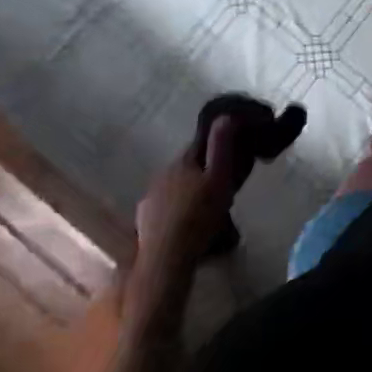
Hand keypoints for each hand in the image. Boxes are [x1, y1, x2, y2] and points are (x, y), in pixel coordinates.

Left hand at [134, 117, 237, 275]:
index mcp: (182, 162)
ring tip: (203, 212)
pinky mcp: (144, 218)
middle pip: (186, 168)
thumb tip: (225, 115)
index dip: (214, 152)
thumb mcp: (220, 178)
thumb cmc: (199, 215)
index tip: (227, 162)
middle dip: (200, 175)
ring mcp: (150, 197)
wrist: (167, 256)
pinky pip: (163, 208)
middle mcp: (163, 173)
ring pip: (173, 188)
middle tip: (218, 191)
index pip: (198, 147)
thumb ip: (222, 147)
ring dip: (186, 194)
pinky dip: (174, 212)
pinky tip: (184, 226)